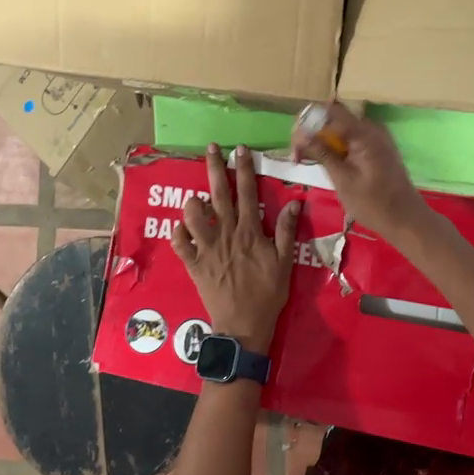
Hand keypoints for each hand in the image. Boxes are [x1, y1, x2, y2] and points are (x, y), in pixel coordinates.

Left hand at [170, 144, 298, 356]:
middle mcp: (227, 234)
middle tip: (211, 148)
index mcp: (249, 232)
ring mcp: (208, 249)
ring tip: (194, 197)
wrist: (244, 326)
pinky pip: (180, 244)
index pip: (247, 192)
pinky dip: (178, 233)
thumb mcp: (285, 263)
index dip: (243, 169)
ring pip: (194, 216)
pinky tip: (181, 227)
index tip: (240, 149)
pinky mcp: (194, 265)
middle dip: (215, 169)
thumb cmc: (268, 295)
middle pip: (219, 195)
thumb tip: (295, 202)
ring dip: (192, 203)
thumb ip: (286, 231)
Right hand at [290, 103, 429, 236]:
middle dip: (313, 132)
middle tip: (298, 155)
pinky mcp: (378, 147)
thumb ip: (322, 153)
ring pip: (342, 128)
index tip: (295, 143)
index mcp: (364, 133)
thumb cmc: (374, 204)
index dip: (308, 122)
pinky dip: (337, 146)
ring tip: (308, 160)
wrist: (406, 219)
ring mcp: (377, 137)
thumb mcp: (343, 179)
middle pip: (335, 118)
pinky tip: (327, 162)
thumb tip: (300, 133)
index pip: (329, 111)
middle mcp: (372, 128)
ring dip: (323, 140)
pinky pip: (352, 138)